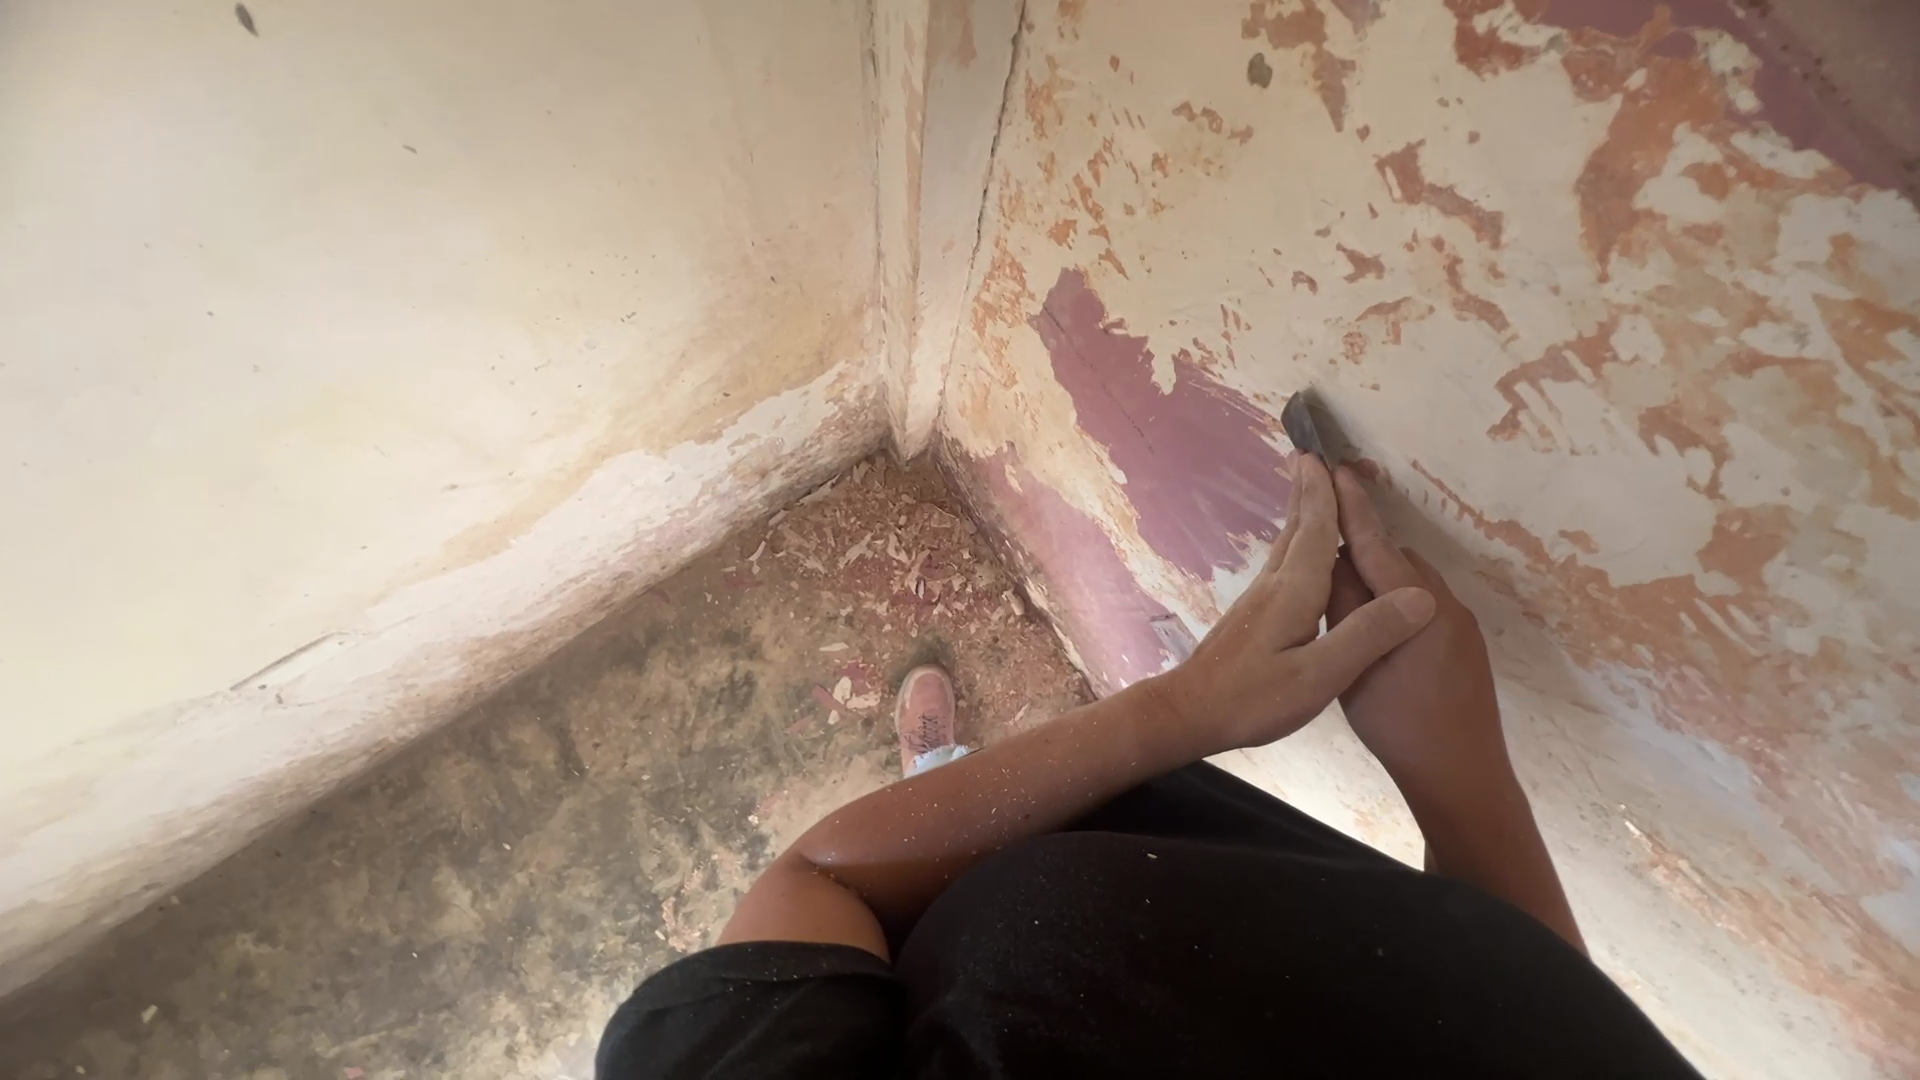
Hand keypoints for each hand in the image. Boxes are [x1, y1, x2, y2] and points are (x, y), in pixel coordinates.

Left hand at [1150, 454, 1435, 755]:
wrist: (1189, 713)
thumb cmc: (1252, 699)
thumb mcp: (1319, 676)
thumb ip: (1367, 635)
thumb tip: (1419, 597)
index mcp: (1293, 592)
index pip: (1314, 531)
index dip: (1323, 494)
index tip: (1322, 456)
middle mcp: (1272, 586)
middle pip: (1294, 529)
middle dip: (1306, 492)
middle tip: (1310, 455)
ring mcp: (1257, 601)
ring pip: (1284, 546)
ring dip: (1298, 514)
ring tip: (1307, 491)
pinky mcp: (1251, 617)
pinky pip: (1280, 566)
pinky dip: (1293, 543)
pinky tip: (1296, 555)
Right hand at [1325, 466, 1514, 808]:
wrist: (1460, 773)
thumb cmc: (1398, 724)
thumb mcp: (1352, 667)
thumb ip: (1343, 610)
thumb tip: (1330, 561)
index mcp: (1416, 607)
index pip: (1375, 544)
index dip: (1351, 506)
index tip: (1332, 468)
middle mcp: (1444, 603)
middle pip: (1391, 556)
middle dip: (1356, 541)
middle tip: (1315, 540)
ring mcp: (1457, 622)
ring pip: (1404, 578)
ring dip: (1371, 572)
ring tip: (1334, 585)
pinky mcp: (1460, 639)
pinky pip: (1416, 599)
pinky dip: (1387, 594)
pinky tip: (1365, 617)